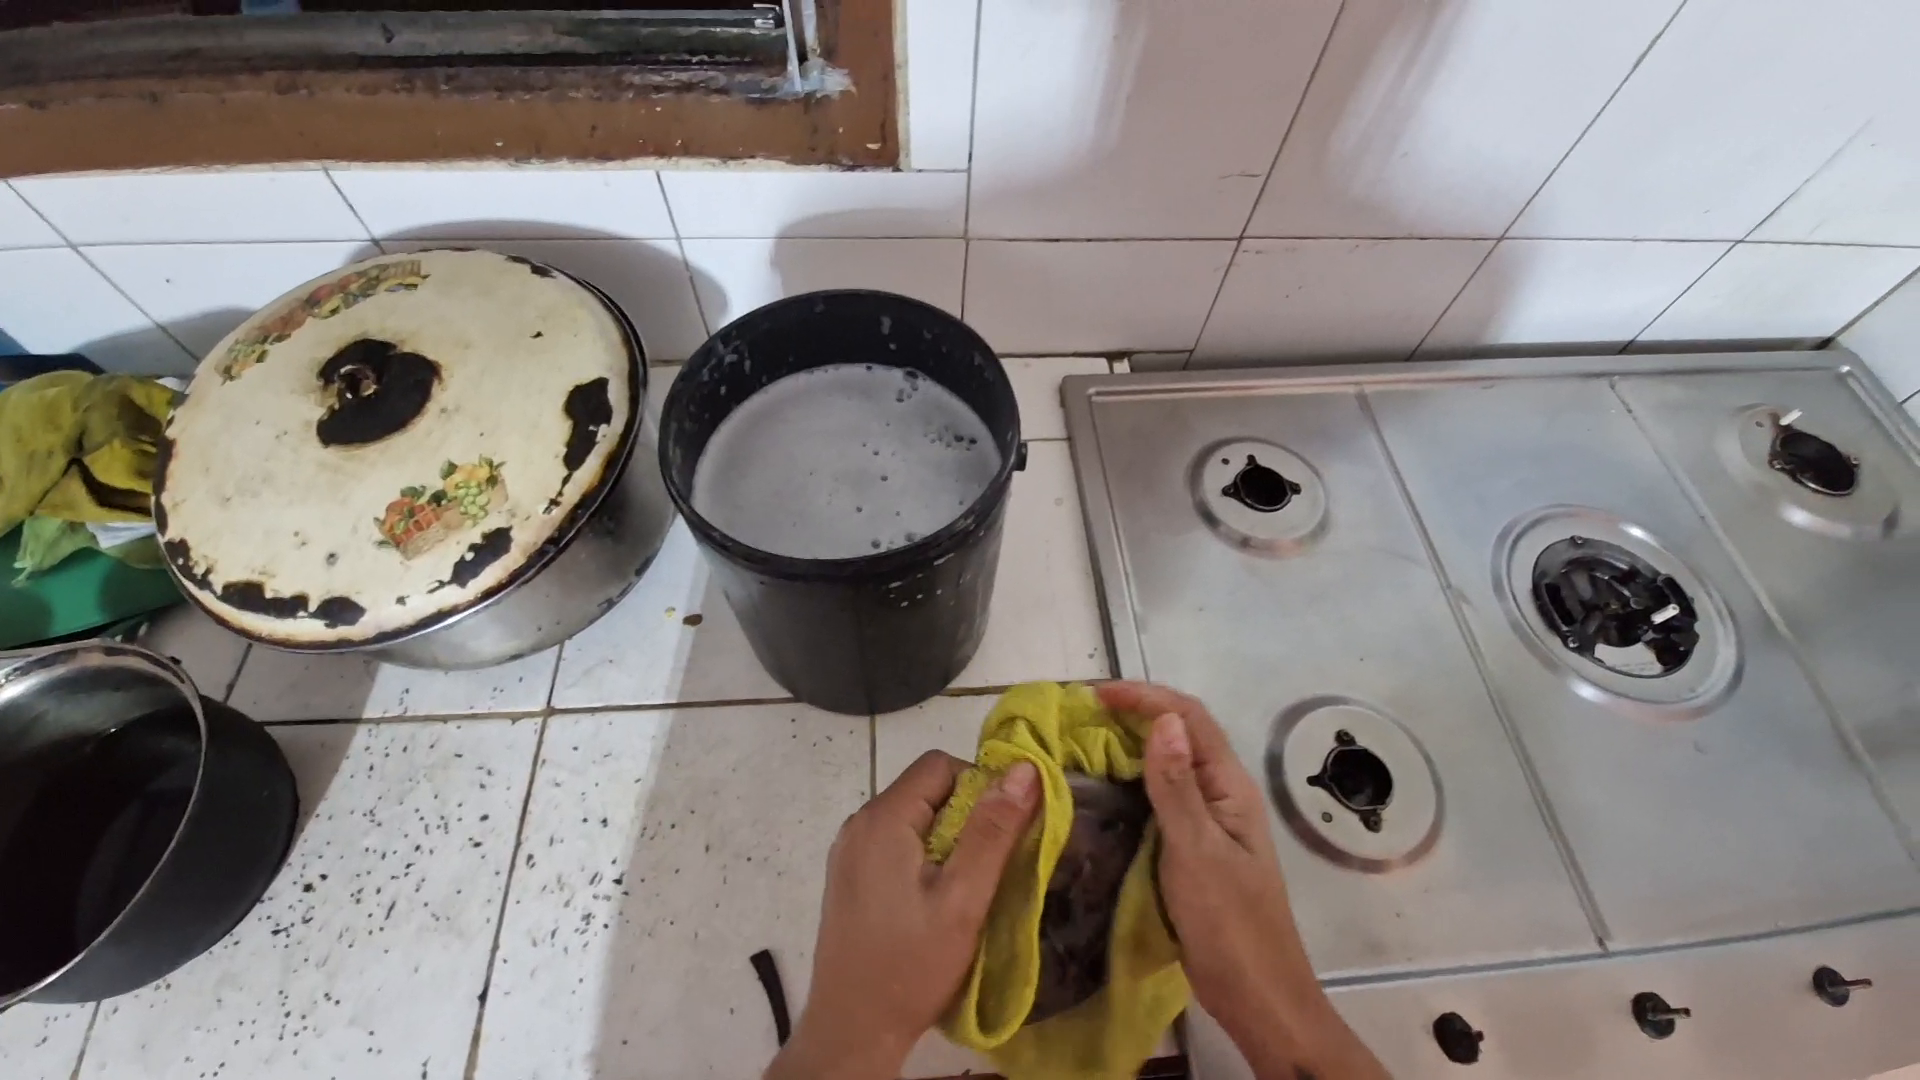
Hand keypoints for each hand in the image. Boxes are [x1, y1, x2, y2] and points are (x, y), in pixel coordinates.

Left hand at [766, 751, 1040, 1079]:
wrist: (851, 1031)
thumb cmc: (911, 965)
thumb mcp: (964, 899)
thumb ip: (993, 830)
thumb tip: (1023, 769)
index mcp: (883, 818)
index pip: (940, 765)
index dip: (978, 786)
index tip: (998, 833)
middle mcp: (859, 822)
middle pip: (925, 787)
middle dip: (964, 815)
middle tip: (983, 868)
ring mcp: (849, 849)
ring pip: (912, 815)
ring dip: (946, 837)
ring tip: (962, 887)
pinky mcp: (848, 874)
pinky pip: (894, 840)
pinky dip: (922, 855)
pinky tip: (932, 900)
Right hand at [1097, 681, 1387, 1079]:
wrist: (1258, 998)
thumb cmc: (1230, 925)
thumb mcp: (1197, 852)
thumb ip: (1177, 786)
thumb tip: (1163, 719)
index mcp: (1230, 786)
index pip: (1190, 717)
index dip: (1145, 696)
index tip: (1095, 695)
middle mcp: (1221, 793)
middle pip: (1181, 733)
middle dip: (1135, 712)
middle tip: (1081, 712)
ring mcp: (1208, 819)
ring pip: (1169, 763)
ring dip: (1131, 742)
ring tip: (1083, 738)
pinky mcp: (1192, 844)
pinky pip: (1160, 795)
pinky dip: (1131, 778)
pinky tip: (1102, 786)